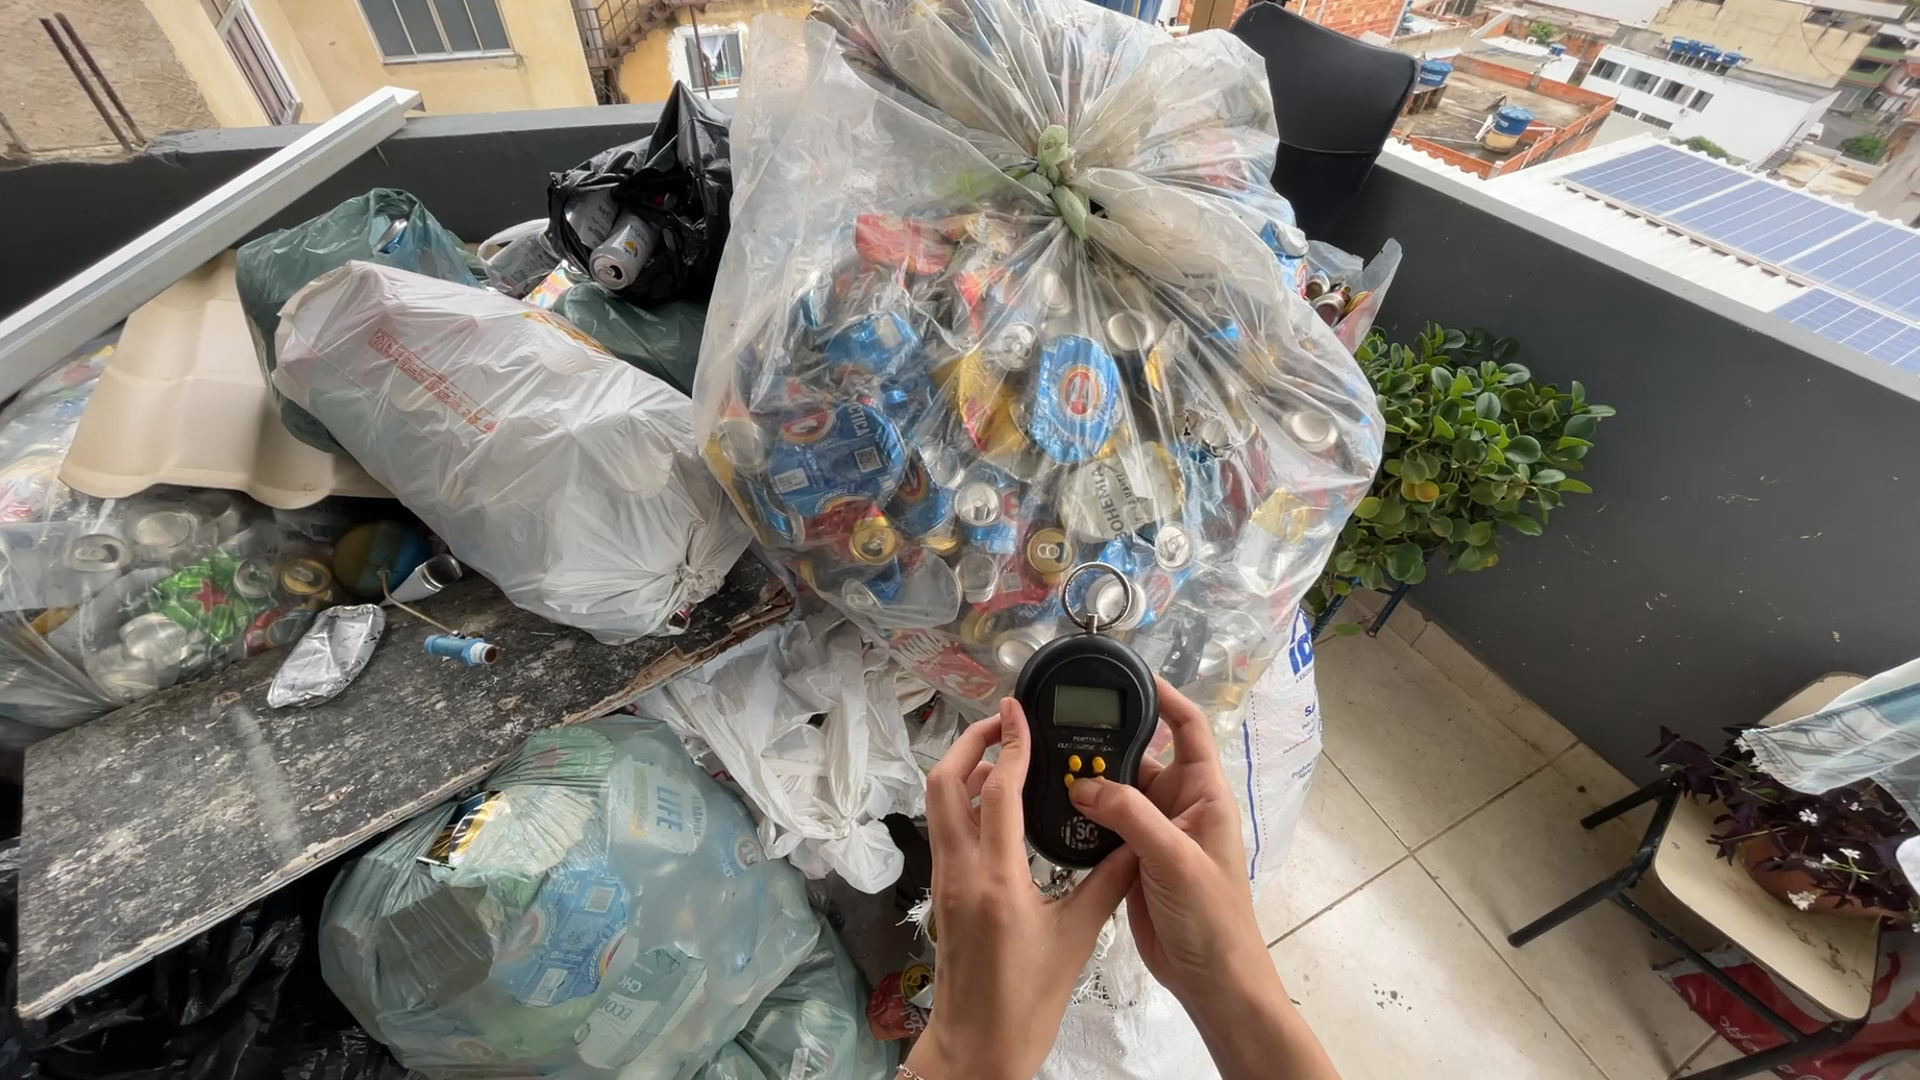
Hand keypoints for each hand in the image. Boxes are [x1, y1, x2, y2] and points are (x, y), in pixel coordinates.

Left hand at [904, 698, 1136, 1079]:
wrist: (976, 1048)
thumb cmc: (1026, 1001)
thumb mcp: (1074, 940)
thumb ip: (1105, 884)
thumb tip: (1131, 843)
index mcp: (995, 879)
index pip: (996, 791)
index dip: (1010, 744)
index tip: (1017, 711)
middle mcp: (959, 868)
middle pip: (944, 781)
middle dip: (969, 741)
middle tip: (1003, 723)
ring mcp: (943, 876)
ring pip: (939, 800)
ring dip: (964, 766)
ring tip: (1005, 755)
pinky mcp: (941, 886)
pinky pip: (946, 824)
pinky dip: (964, 797)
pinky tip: (997, 801)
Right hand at [1065, 677, 1339, 1079]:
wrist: (1210, 982)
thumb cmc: (1211, 916)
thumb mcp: (1174, 857)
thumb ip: (1130, 814)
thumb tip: (1083, 785)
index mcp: (1203, 792)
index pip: (1189, 727)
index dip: (1166, 696)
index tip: (1134, 675)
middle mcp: (1178, 803)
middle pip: (1142, 755)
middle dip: (1109, 741)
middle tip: (1066, 724)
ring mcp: (1154, 829)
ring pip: (1117, 788)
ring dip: (1091, 777)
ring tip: (1052, 759)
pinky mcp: (1133, 854)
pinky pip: (1105, 819)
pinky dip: (1083, 809)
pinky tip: (1056, 801)